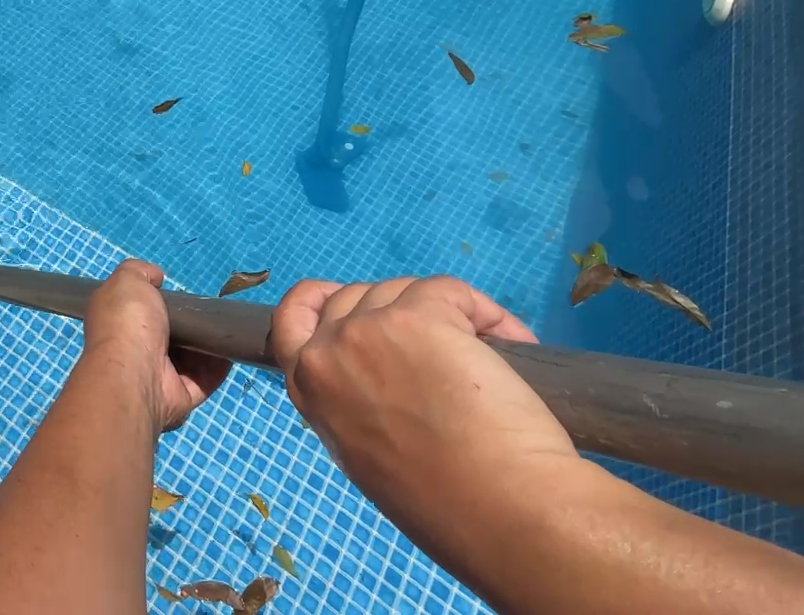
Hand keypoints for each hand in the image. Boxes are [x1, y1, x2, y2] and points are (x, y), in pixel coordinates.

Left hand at [83, 260, 230, 430]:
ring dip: (207, 344)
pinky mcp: (181, 395)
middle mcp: (134, 348)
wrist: (136, 371)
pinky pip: (205, 377)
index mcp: (117, 322)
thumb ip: (140, 271)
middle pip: (167, 332)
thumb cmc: (129, 320)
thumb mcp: (128, 280)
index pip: (137, 309)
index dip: (155, 299)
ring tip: (225, 326)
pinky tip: (231, 349)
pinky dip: (219, 365)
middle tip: (206, 310)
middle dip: (186, 322)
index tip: (176, 291)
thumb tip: (156, 276)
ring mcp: (157, 374)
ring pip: (188, 356)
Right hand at [269, 277, 582, 543]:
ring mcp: (367, 330)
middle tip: (446, 348)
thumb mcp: (364, 452)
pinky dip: (483, 309)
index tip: (356, 306)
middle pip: (354, 297)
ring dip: (446, 311)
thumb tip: (389, 373)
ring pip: (402, 290)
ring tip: (493, 351)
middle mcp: (326, 351)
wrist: (504, 514)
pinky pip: (448, 290)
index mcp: (308, 388)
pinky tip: (513, 340)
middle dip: (398, 311)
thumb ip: (353, 403)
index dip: (317, 299)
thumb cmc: (444, 505)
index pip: (290, 318)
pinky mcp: (418, 317)